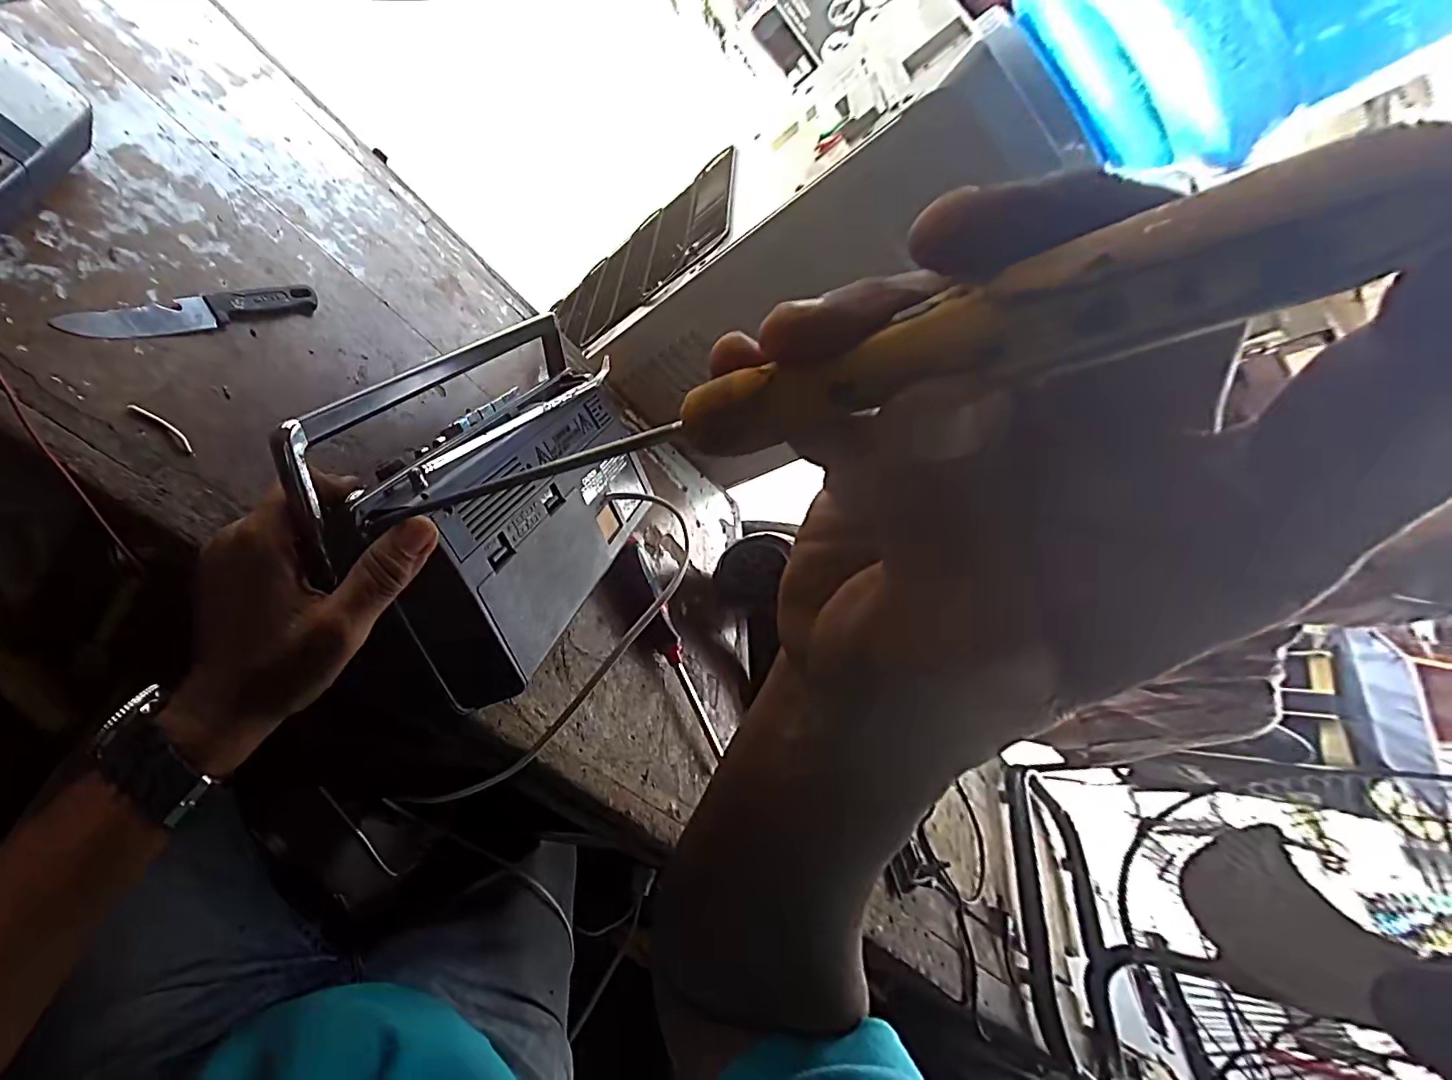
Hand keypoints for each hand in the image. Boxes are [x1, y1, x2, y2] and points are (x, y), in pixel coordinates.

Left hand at [159, 483, 437, 774]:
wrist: (223, 714)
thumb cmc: (278, 673)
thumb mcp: (342, 626)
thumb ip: (382, 574)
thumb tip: (420, 529)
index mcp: (260, 539)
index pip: (304, 483)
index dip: (340, 494)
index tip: (367, 521)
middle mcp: (233, 538)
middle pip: (293, 505)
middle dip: (329, 526)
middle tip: (355, 562)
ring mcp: (219, 557)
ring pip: (278, 528)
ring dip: (308, 545)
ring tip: (332, 583)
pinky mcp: (217, 576)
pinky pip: (261, 549)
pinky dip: (286, 561)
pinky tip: (303, 596)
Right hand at [714, 171, 1451, 767]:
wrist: (845, 690)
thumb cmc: (929, 695)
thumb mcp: (959, 641)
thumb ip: (962, 529)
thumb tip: (937, 402)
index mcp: (1226, 513)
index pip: (1387, 380)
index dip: (1416, 272)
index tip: (1389, 184)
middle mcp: (1131, 440)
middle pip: (1136, 287)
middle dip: (1043, 242)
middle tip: (943, 236)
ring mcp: (1013, 420)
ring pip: (967, 314)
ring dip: (871, 314)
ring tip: (784, 343)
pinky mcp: (912, 417)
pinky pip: (865, 364)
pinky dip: (801, 361)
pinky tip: (743, 366)